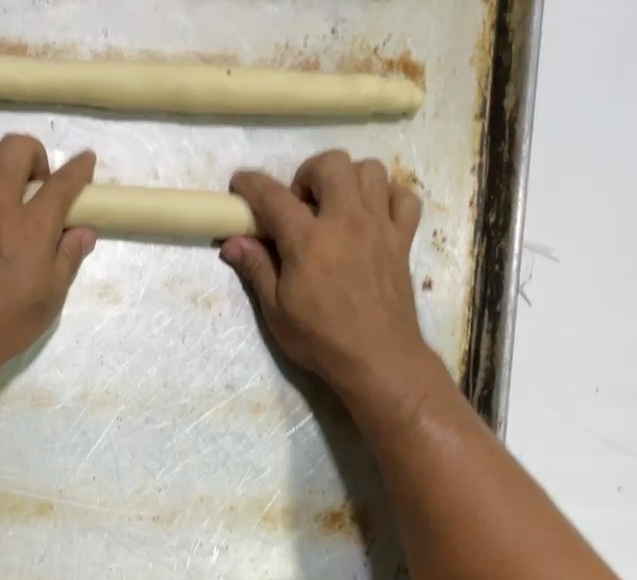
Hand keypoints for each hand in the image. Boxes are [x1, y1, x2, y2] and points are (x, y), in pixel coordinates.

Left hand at [0, 135, 97, 381]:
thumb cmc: (8, 325)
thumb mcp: (51, 297)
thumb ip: (69, 258)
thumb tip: (85, 231)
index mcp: (31, 227)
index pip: (62, 183)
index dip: (79, 167)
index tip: (85, 162)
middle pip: (14, 150)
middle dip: (32, 152)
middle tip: (33, 178)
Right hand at [222, 152, 429, 396]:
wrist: (376, 358)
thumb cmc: (319, 339)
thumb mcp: (275, 310)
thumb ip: (257, 269)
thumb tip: (232, 243)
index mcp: (308, 240)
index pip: (273, 197)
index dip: (251, 185)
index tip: (239, 183)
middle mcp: (346, 221)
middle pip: (333, 163)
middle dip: (309, 173)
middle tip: (299, 203)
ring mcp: (380, 226)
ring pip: (371, 170)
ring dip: (349, 180)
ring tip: (335, 206)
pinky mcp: (402, 239)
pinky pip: (404, 197)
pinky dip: (387, 197)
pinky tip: (372, 217)